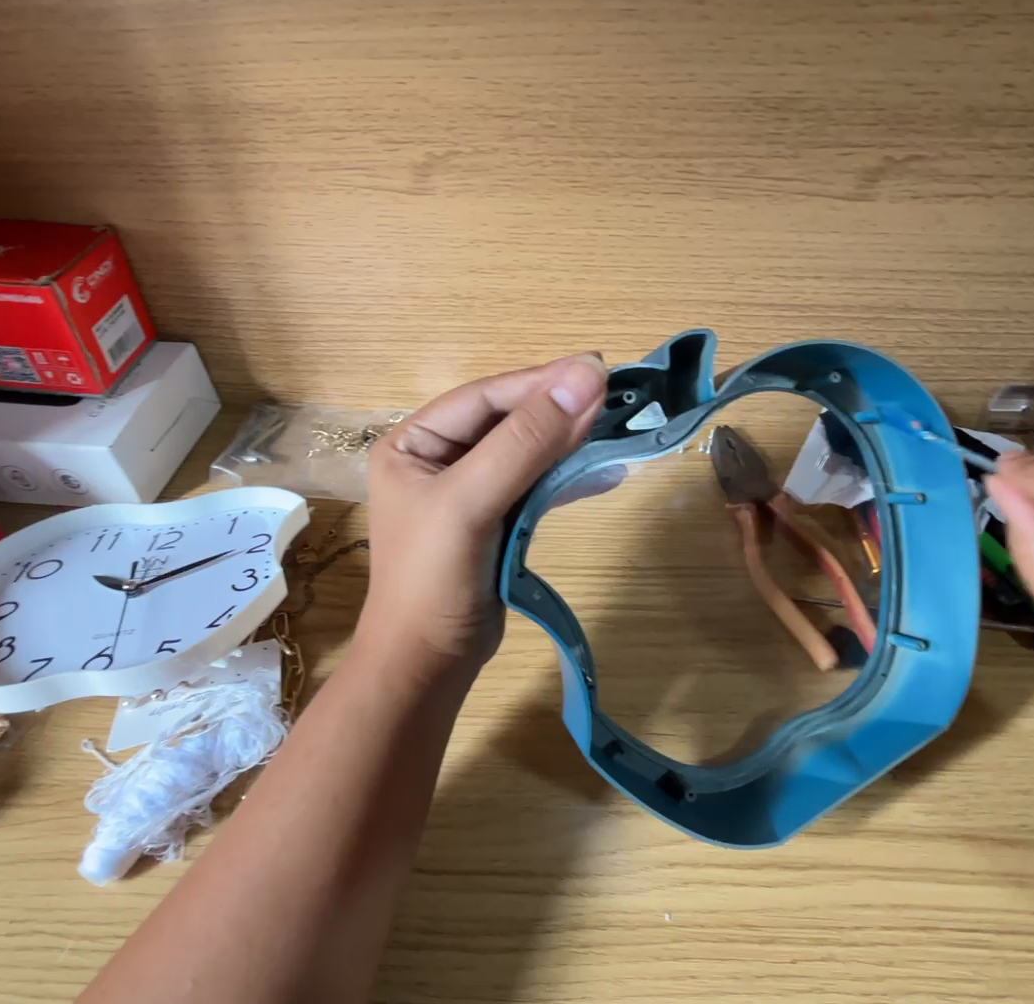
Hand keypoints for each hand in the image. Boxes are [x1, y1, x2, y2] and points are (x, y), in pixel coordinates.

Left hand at [360, 353, 607, 671]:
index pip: (486, 398)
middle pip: (510, 420)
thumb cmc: (433, 579)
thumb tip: (588, 375)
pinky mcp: (496, 520)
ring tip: (616, 426)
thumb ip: (527, 441)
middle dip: (560, 408)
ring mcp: (470, 490)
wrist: (428, 665)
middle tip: (618, 392)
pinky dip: (568, 479)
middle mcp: (440, 458)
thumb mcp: (472, 502)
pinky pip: (537, 486)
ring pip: (528, 451)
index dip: (541, 382)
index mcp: (415, 442)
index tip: (599, 368)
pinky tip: (604, 472)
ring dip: (569, 441)